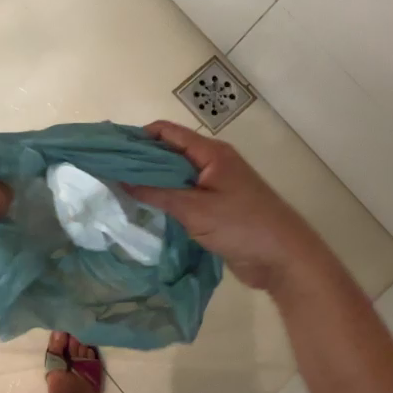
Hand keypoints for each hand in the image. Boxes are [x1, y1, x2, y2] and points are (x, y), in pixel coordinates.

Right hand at [127, 120, 331, 291]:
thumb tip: (120, 178)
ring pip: (175, 175)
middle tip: (107, 171)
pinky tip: (144, 208)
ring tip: (118, 189)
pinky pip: (183, 195)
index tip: (109, 150)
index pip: (166, 132)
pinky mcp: (216, 207)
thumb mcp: (195, 210)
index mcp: (210, 153)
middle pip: (168, 152)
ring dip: (151, 181)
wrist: (285, 260)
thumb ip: (156, 192)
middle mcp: (212, 163)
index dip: (137, 137)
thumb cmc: (243, 226)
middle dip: (139, 159)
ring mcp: (215, 185)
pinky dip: (164, 198)